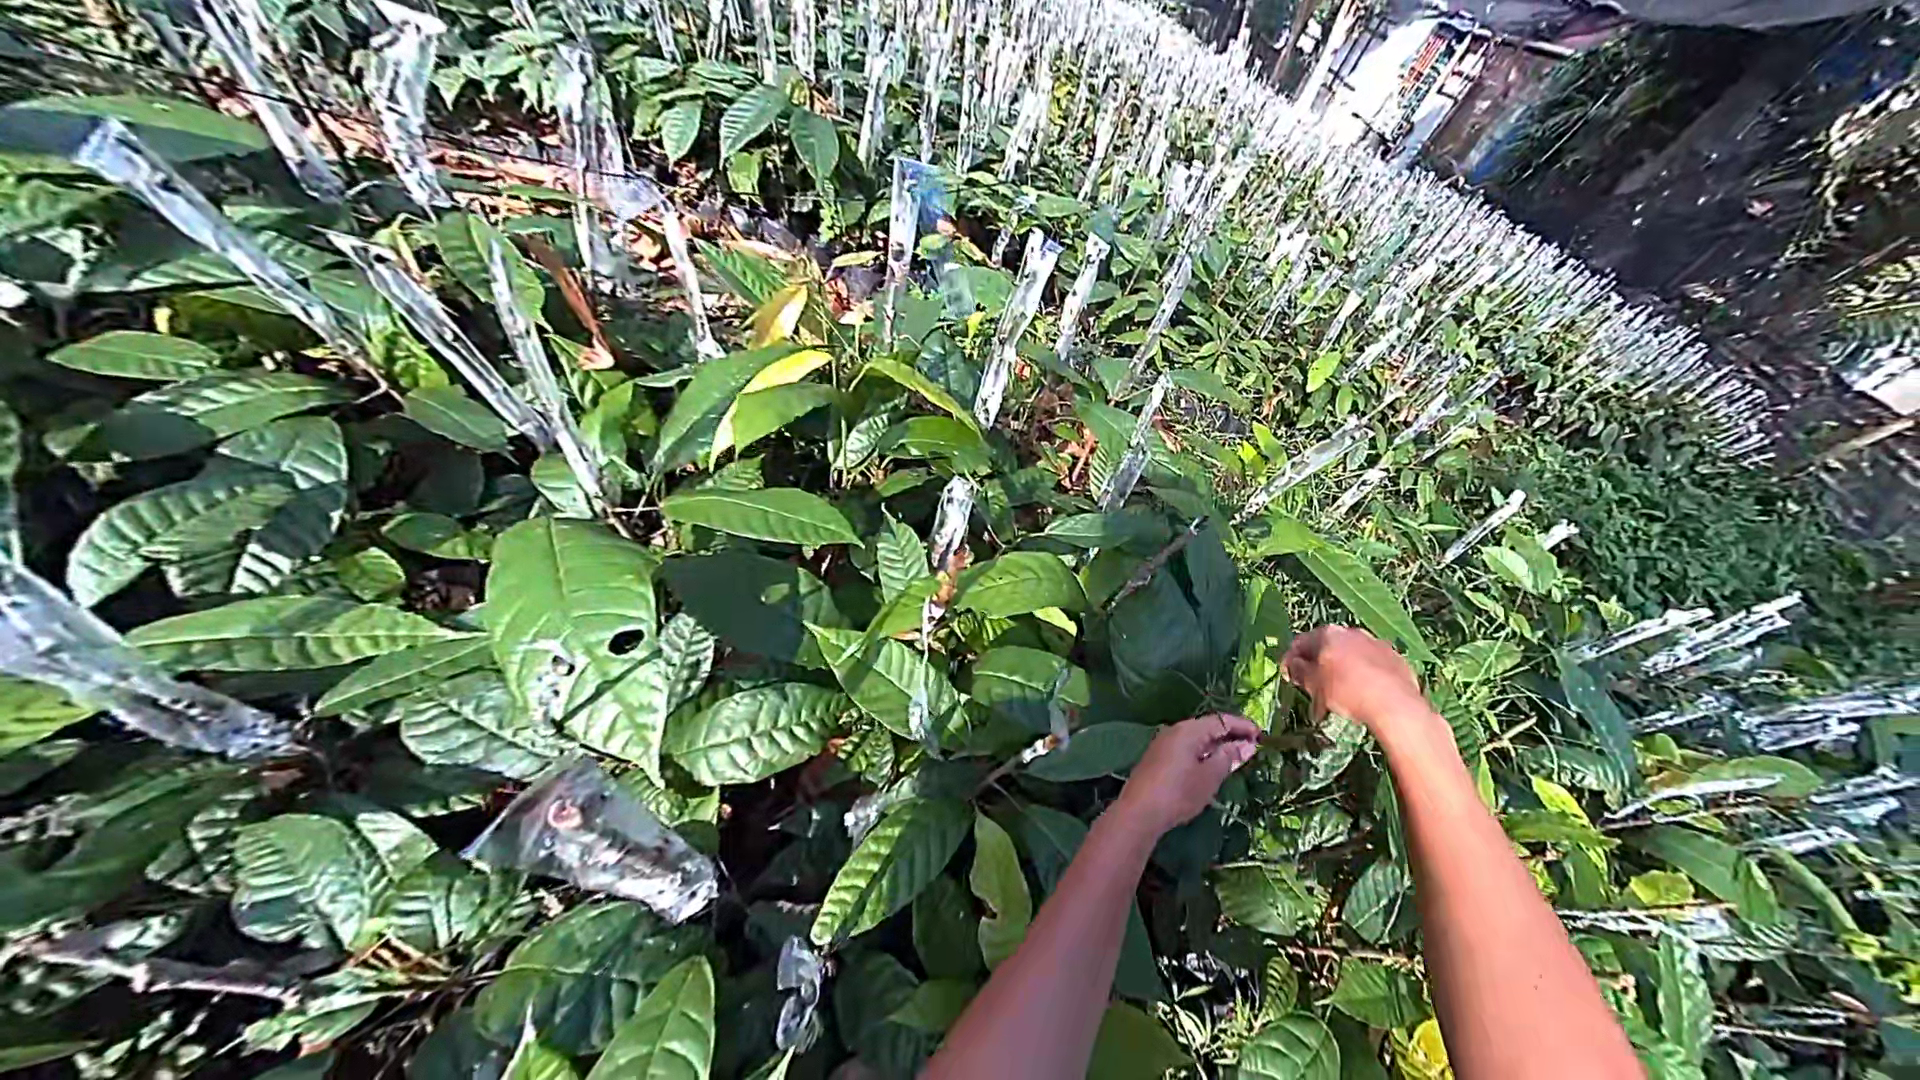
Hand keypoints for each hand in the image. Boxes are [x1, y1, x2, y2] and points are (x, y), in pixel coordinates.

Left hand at [1112, 714, 1258, 836]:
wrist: (1139, 811)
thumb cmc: (1179, 792)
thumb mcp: (1209, 776)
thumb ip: (1228, 757)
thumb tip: (1246, 745)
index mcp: (1188, 730)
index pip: (1220, 720)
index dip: (1242, 726)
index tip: (1261, 735)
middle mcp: (1174, 731)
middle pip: (1207, 727)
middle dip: (1230, 735)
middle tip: (1252, 747)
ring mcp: (1164, 743)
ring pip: (1196, 738)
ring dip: (1217, 745)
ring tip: (1237, 757)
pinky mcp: (1158, 757)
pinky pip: (1186, 748)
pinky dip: (1203, 753)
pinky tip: (1211, 765)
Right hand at [1283, 626, 1440, 743]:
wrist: (1395, 705)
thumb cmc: (1346, 691)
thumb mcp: (1313, 684)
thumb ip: (1298, 671)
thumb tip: (1293, 664)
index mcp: (1328, 633)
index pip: (1300, 643)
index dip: (1291, 661)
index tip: (1289, 677)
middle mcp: (1352, 632)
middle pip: (1328, 646)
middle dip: (1319, 663)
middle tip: (1314, 684)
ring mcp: (1377, 643)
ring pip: (1352, 654)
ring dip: (1342, 668)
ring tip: (1340, 691)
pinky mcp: (1397, 659)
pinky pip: (1373, 664)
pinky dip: (1364, 674)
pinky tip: (1364, 692)